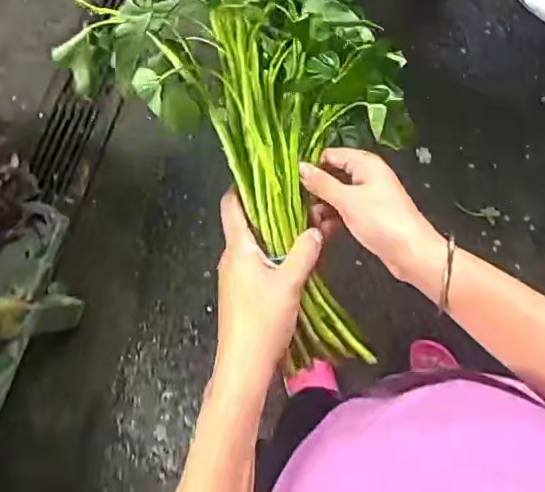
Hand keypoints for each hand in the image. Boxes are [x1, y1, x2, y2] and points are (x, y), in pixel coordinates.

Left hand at [212, 189, 323, 387]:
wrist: (243, 368)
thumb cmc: (261, 322)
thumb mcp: (289, 285)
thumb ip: (303, 253)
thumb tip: (314, 229)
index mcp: (237, 247)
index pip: (230, 204)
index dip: (243, 186)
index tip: (265, 176)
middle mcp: (230, 256)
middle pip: (244, 222)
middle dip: (266, 210)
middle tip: (293, 201)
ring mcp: (233, 275)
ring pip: (251, 243)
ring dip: (271, 235)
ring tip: (297, 228)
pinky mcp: (239, 292)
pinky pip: (254, 262)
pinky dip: (270, 255)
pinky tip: (290, 260)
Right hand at [299, 148, 445, 293]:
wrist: (414, 256)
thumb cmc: (383, 222)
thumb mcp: (347, 201)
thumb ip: (322, 183)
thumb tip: (300, 167)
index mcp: (364, 163)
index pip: (329, 155)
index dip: (311, 166)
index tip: (293, 181)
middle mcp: (367, 174)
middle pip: (332, 174)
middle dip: (315, 190)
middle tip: (298, 204)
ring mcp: (368, 195)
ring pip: (337, 194)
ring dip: (323, 207)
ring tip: (310, 221)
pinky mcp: (369, 214)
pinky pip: (345, 209)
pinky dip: (334, 217)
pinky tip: (322, 230)